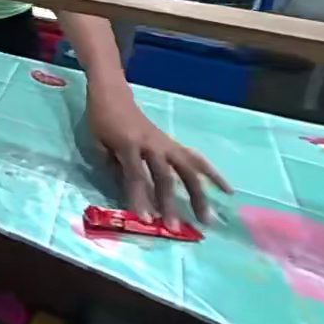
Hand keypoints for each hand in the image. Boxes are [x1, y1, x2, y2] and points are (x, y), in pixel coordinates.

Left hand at [87, 90, 229, 229]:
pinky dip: (212, 173)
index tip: (146, 220)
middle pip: (164, 177)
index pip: (135, 176)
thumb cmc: (100, 120)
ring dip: (198, 195)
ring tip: (206, 219)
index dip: (140, 198)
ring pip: (187, 170)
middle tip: (174, 228)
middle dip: (169, 203)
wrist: (112, 95)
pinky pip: (196, 158)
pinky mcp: (173, 143)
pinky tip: (227, 190)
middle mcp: (151, 144)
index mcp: (127, 145)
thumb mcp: (97, 142)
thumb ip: (111, 165)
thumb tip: (127, 190)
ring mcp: (165, 143)